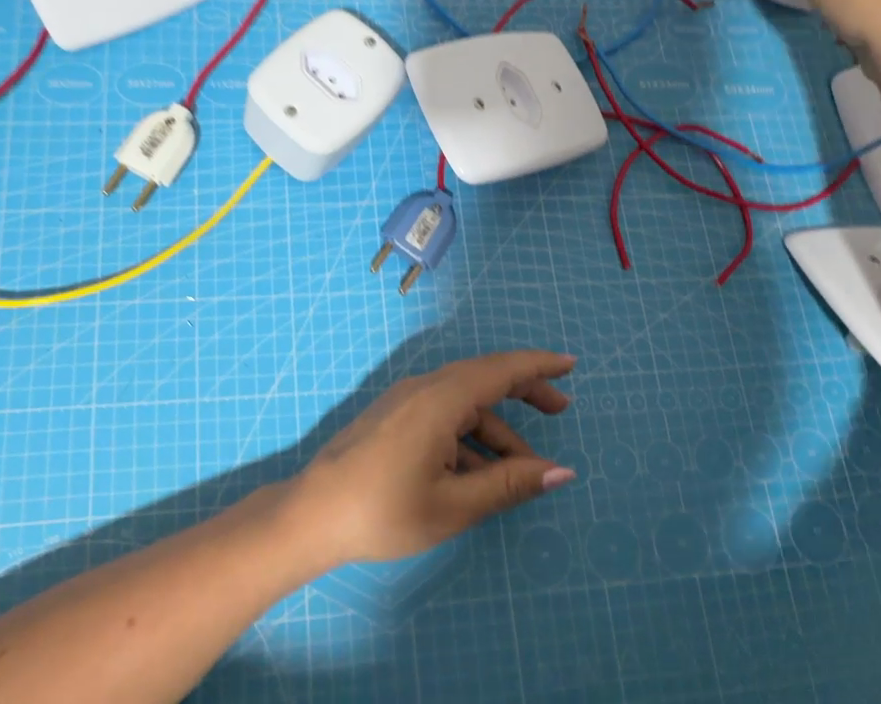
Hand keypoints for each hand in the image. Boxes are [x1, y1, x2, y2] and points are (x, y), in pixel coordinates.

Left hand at [287, 351, 576, 564]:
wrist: (310, 516)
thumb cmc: (384, 511)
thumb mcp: (455, 505)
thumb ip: (509, 484)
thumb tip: (560, 471)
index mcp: (439, 400)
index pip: (498, 370)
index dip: (537, 366)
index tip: (569, 365)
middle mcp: (421, 391)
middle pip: (481, 381)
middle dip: (522, 394)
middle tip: (559, 411)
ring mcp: (402, 404)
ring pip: (461, 406)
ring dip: (495, 431)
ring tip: (521, 472)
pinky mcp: (390, 421)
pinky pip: (440, 417)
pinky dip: (467, 438)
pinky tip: (478, 475)